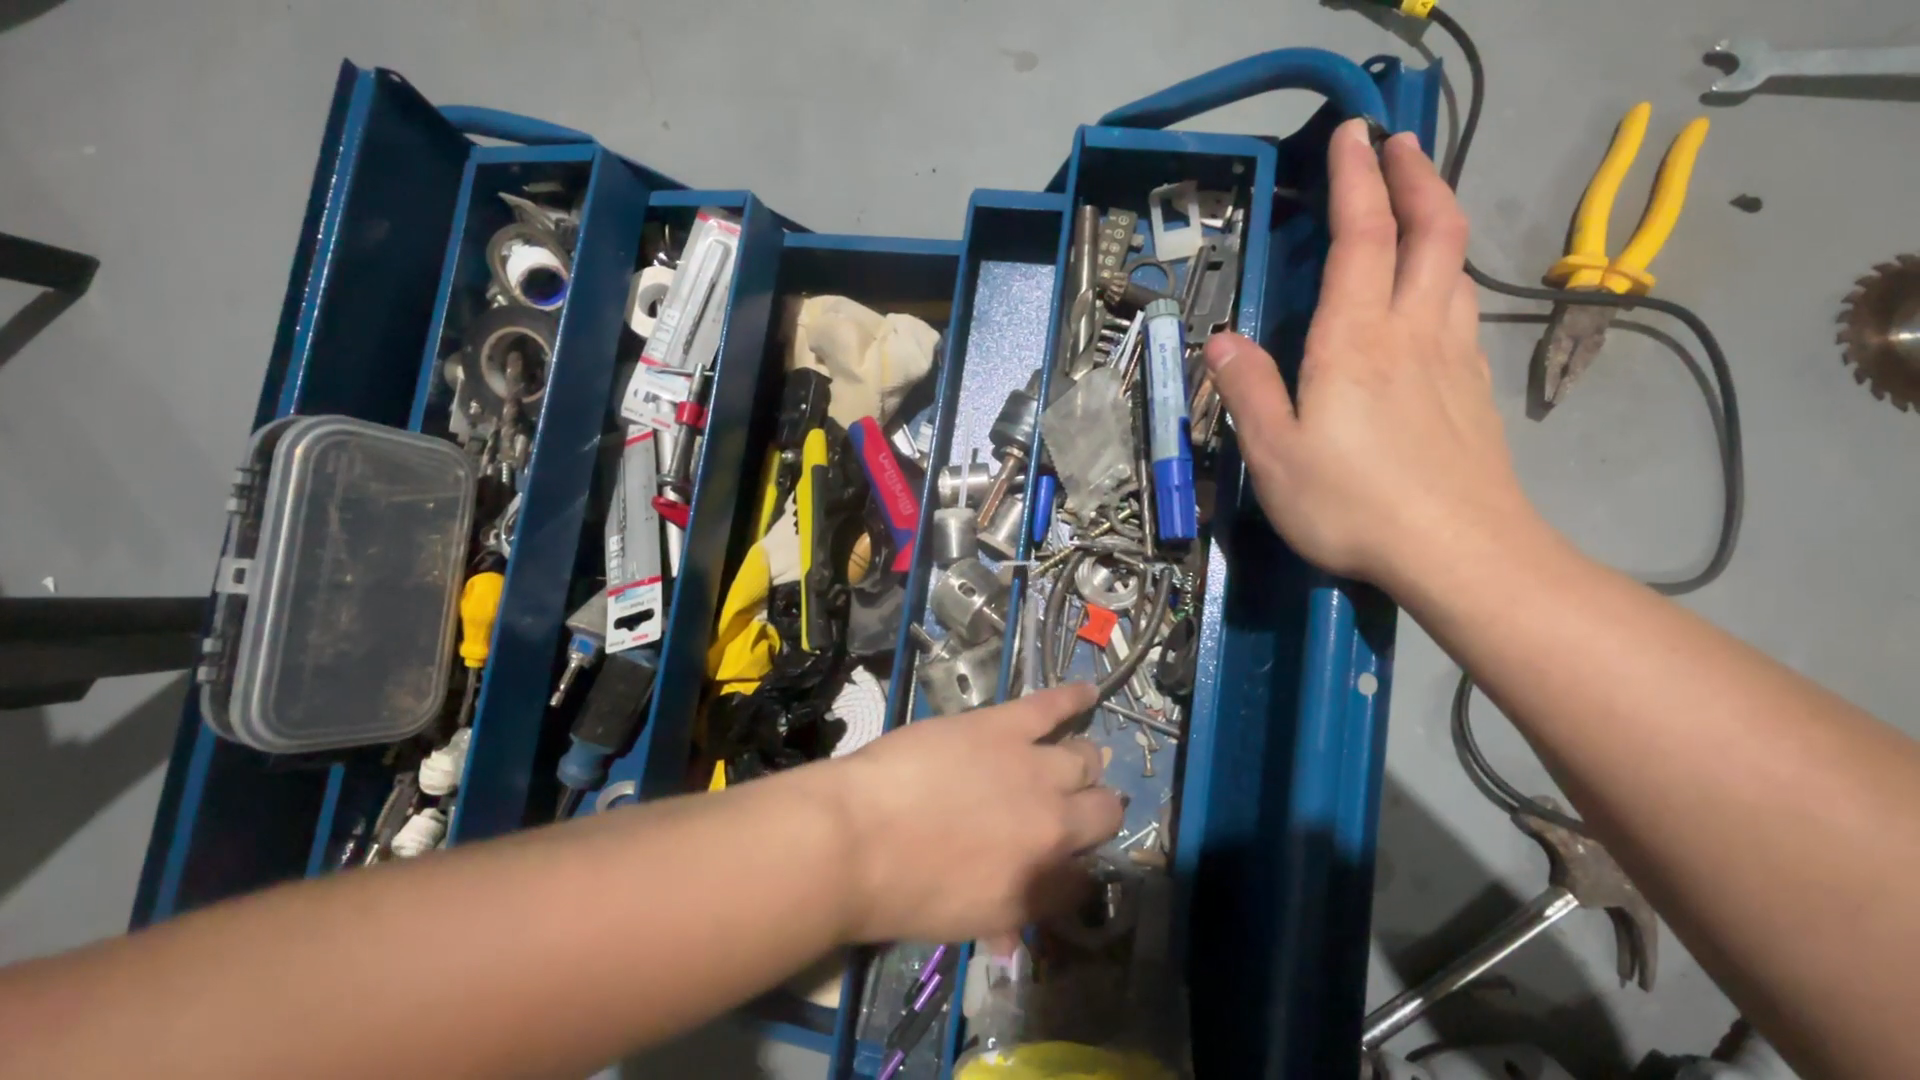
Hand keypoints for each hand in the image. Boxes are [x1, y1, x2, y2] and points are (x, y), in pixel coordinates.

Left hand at [815, 683, 1122, 943]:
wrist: (855, 839)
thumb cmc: (899, 893)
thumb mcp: (963, 925)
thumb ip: (1004, 919)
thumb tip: (1015, 929)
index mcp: (1041, 885)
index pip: (1086, 878)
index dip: (1074, 866)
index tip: (1058, 859)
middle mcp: (1054, 827)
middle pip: (1102, 811)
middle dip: (1089, 810)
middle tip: (1060, 805)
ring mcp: (1033, 770)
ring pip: (1083, 757)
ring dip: (1078, 762)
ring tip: (1066, 758)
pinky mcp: (1003, 727)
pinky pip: (1051, 707)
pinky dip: (1072, 698)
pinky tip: (1087, 692)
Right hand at [1203, 119, 1537, 588]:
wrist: (1460, 552)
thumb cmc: (1352, 505)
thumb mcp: (1274, 455)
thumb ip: (1248, 390)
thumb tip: (1222, 341)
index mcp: (1356, 340)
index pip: (1362, 237)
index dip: (1356, 180)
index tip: (1351, 133)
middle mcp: (1413, 332)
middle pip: (1433, 230)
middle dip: (1417, 176)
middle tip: (1399, 145)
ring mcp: (1454, 359)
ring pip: (1456, 267)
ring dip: (1439, 221)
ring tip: (1417, 209)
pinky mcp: (1474, 391)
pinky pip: (1463, 312)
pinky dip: (1448, 279)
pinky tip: (1436, 298)